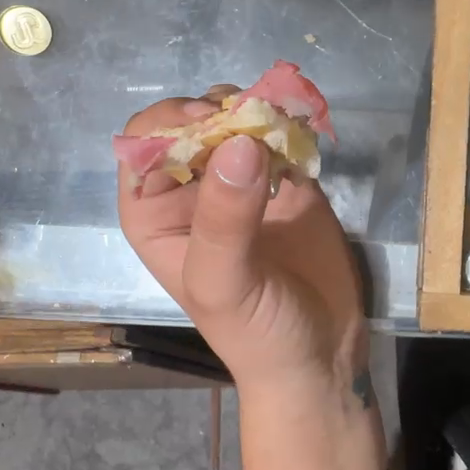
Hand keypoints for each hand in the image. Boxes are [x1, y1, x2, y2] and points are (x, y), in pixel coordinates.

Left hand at [117, 87, 367, 395]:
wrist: (322, 358)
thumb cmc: (256, 332)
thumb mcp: (225, 284)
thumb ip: (225, 219)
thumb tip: (242, 143)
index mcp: (157, 213)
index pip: (147, 145)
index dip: (172, 123)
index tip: (212, 122)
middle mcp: (196, 193)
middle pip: (196, 125)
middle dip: (222, 111)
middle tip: (257, 118)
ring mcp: (248, 187)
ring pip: (242, 125)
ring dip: (261, 112)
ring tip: (284, 121)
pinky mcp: (295, 188)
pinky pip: (288, 142)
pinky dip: (296, 128)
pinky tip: (307, 132)